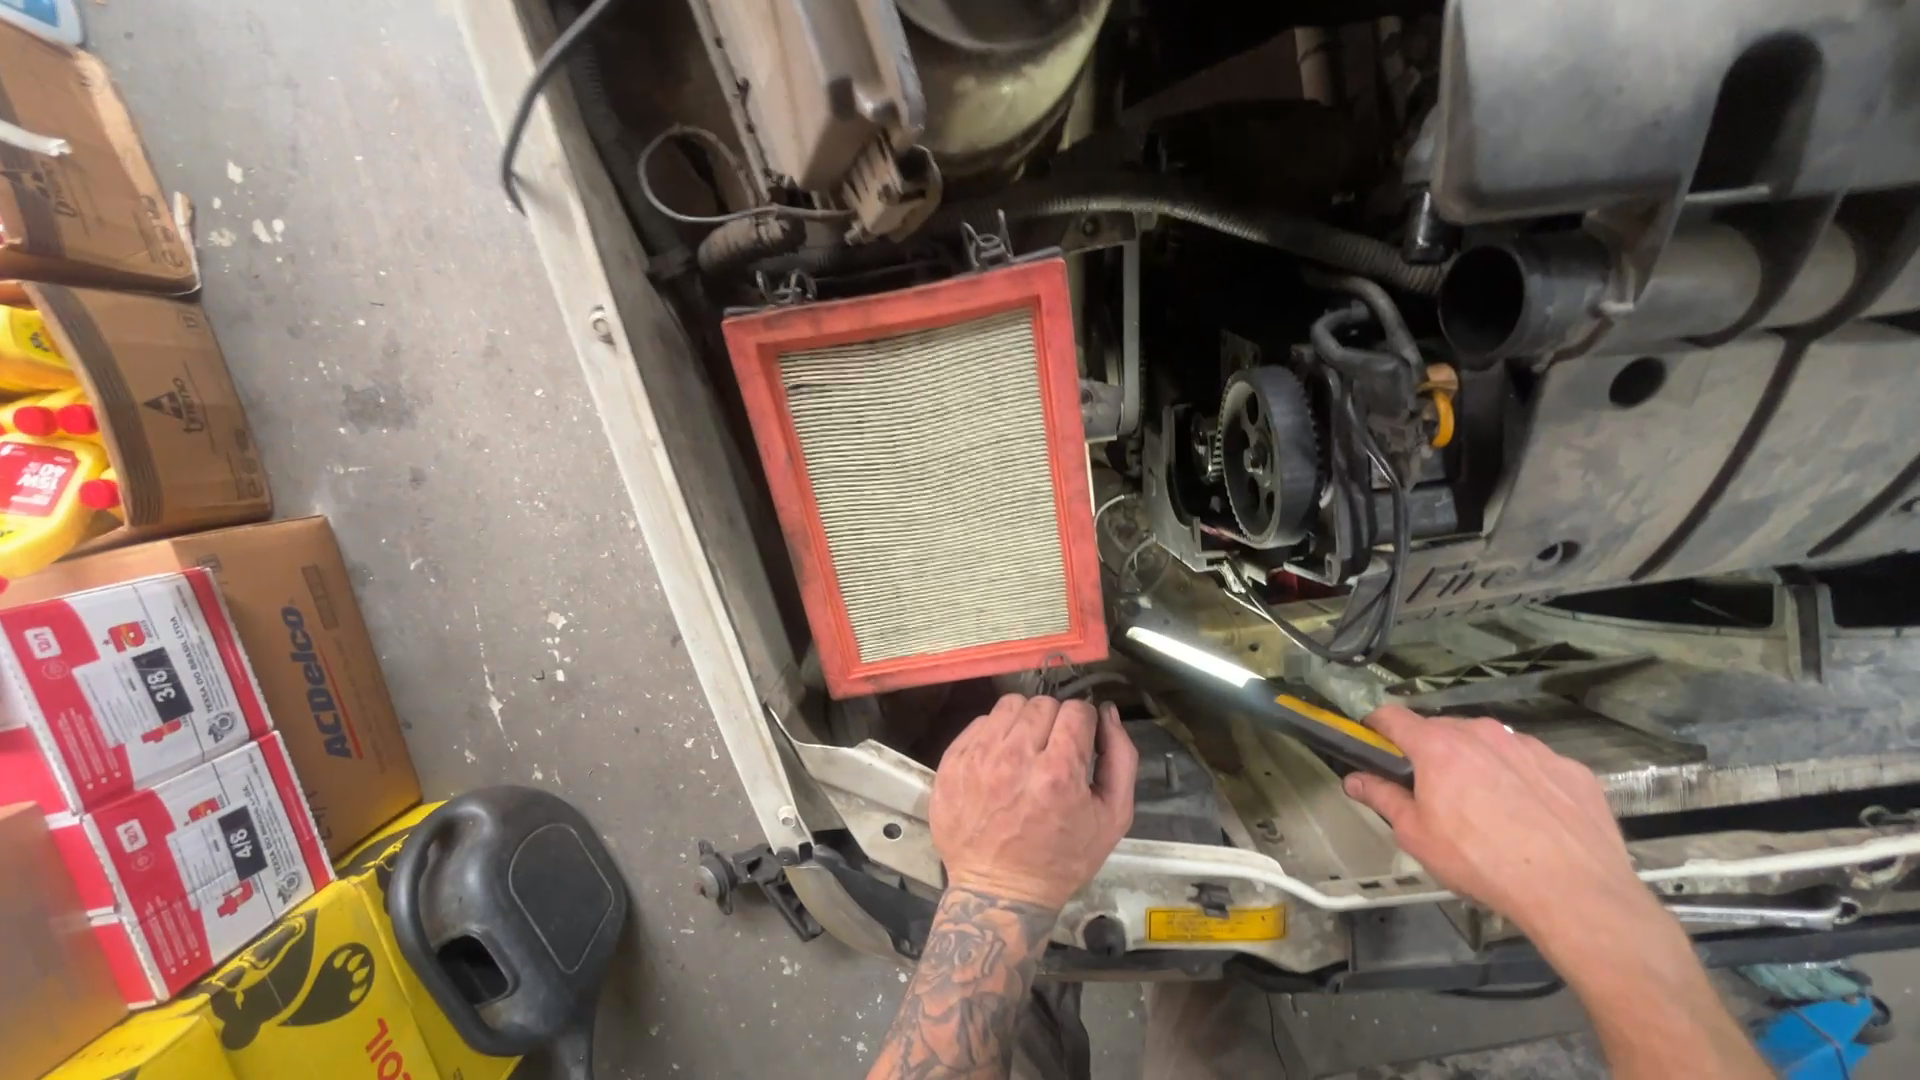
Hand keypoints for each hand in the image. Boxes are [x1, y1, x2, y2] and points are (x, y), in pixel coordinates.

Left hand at [929, 694, 1138, 909]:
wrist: (999, 892)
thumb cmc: (1061, 859)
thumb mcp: (1112, 818)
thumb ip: (1120, 758)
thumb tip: (1108, 712)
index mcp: (1059, 772)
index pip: (1077, 710)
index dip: (1084, 724)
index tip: (1080, 743)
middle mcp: (1015, 758)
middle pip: (1043, 704)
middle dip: (1055, 722)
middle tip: (1053, 751)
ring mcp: (979, 758)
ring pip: (1009, 705)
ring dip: (1023, 722)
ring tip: (1026, 751)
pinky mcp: (952, 763)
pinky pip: (980, 722)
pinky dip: (995, 734)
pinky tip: (1001, 761)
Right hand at [1342, 705, 1650, 935]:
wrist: (1576, 894)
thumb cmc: (1481, 862)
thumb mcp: (1416, 836)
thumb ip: (1382, 798)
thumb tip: (1355, 779)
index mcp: (1438, 746)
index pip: (1392, 716)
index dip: (1377, 727)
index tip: (1374, 745)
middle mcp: (1483, 734)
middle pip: (1444, 729)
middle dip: (1431, 751)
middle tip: (1433, 790)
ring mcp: (1532, 748)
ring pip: (1491, 744)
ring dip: (1478, 762)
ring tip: (1488, 806)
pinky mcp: (1572, 769)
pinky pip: (1534, 764)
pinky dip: (1523, 779)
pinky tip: (1532, 816)